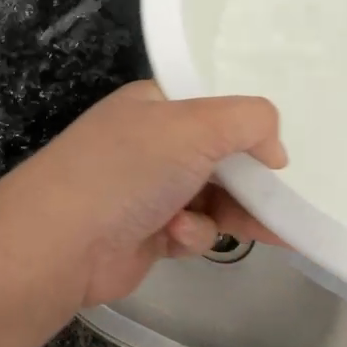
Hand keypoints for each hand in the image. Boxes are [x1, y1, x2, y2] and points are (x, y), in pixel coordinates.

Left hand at [0, 81, 287, 307]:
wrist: (63, 242)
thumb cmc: (127, 171)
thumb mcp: (195, 126)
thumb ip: (248, 122)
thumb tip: (274, 151)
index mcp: (153, 105)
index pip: (212, 104)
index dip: (247, 125)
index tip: (278, 149)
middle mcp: (149, 143)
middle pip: (219, 155)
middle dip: (250, 179)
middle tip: (283, 197)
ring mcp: (147, 190)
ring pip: (213, 198)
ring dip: (228, 212)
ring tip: (255, 226)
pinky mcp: (148, 233)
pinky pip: (193, 231)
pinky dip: (192, 236)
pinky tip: (176, 237)